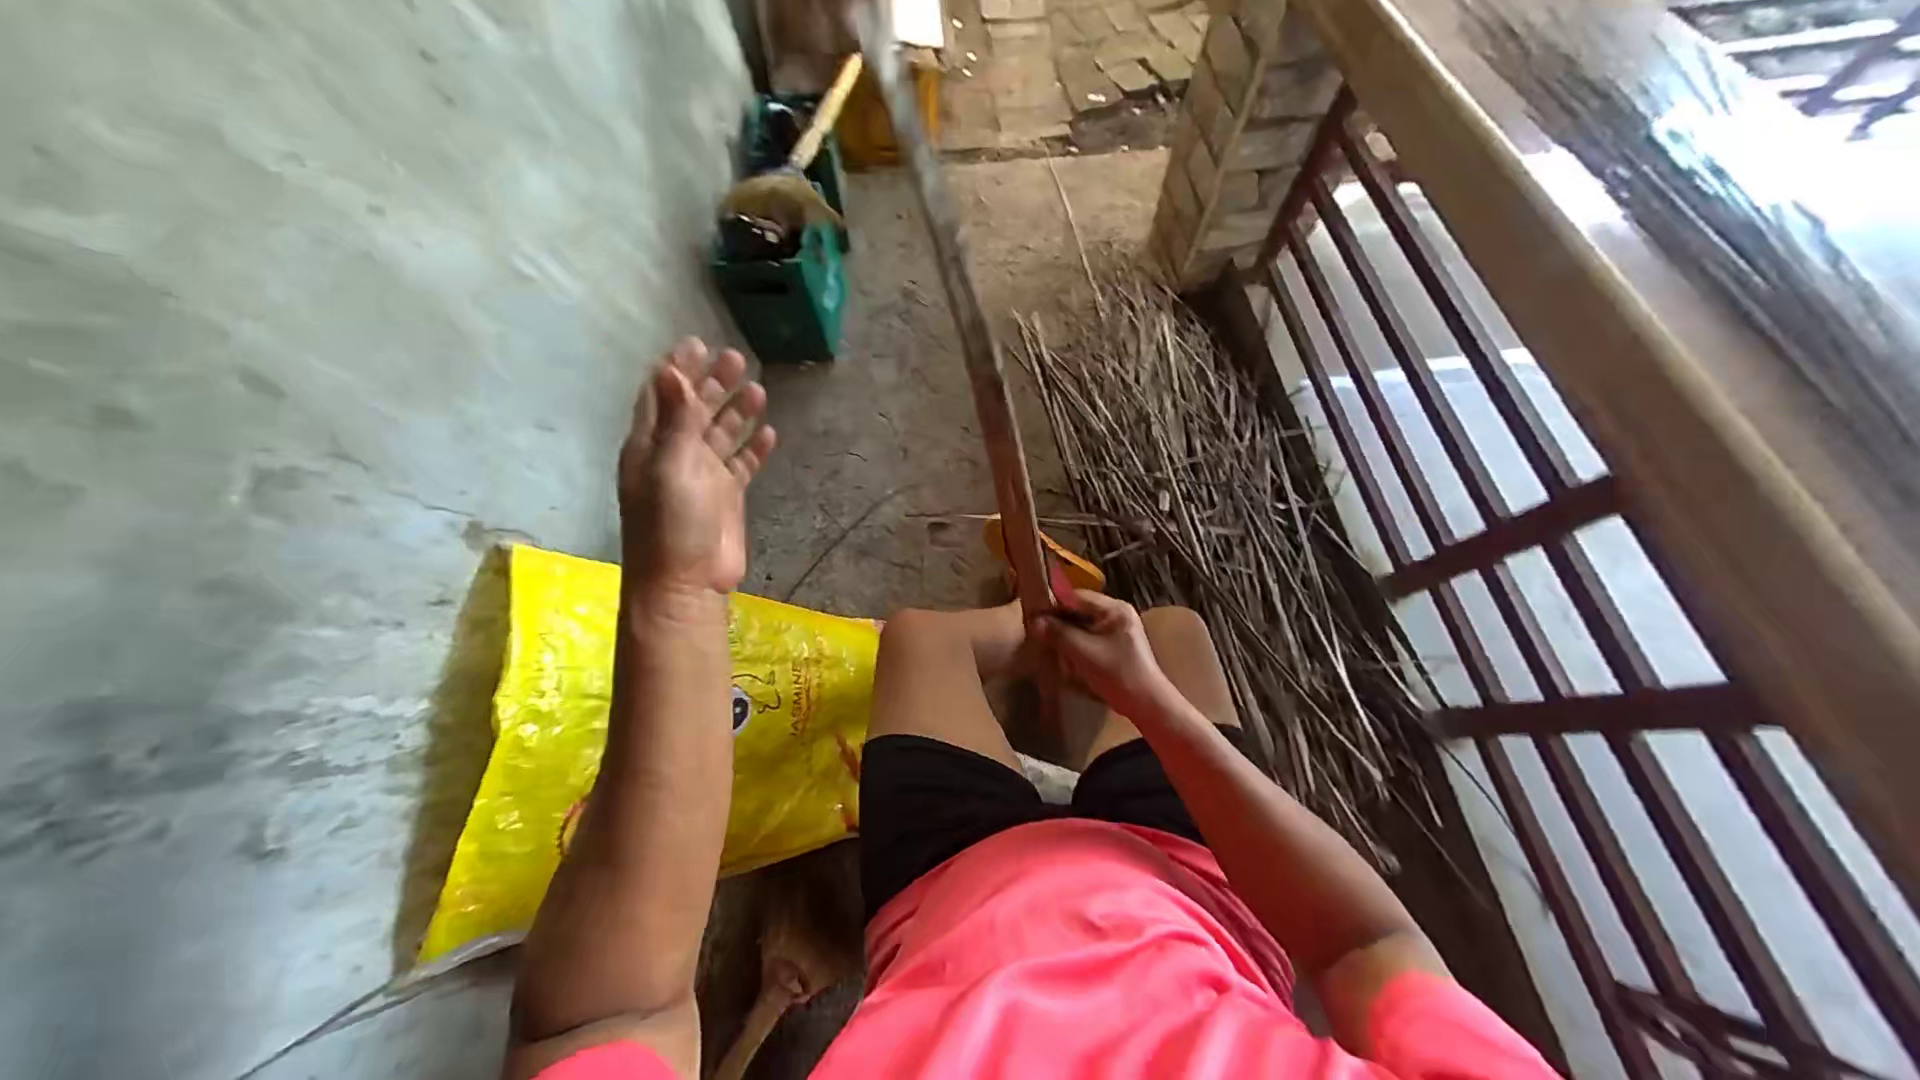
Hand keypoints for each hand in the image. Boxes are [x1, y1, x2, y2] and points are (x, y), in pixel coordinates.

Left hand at [619, 337, 776, 595]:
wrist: (687, 582)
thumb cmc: (671, 524)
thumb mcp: (671, 467)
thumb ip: (676, 419)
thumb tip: (671, 370)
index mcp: (652, 445)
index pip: (663, 396)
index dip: (678, 369)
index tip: (697, 342)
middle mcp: (677, 455)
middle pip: (696, 409)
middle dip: (714, 382)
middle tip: (737, 358)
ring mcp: (704, 476)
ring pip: (722, 433)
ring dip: (737, 410)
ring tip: (759, 388)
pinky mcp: (727, 496)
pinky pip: (743, 463)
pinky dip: (755, 448)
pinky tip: (768, 432)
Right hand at [1032, 590, 1170, 719]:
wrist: (1146, 703)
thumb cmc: (1118, 674)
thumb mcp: (1084, 653)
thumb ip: (1059, 634)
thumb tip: (1034, 621)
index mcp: (1115, 608)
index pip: (1077, 597)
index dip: (1054, 605)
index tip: (1034, 616)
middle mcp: (1117, 613)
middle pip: (1079, 610)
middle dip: (1059, 622)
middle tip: (1039, 632)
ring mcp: (1118, 629)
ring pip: (1083, 624)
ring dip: (1067, 635)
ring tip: (1050, 645)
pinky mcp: (1116, 645)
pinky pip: (1089, 637)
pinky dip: (1076, 644)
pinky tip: (1066, 656)